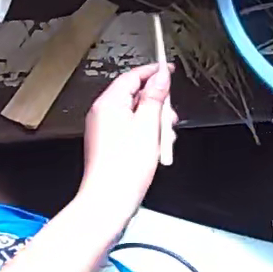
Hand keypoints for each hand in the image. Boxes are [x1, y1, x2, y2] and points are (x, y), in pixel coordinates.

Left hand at [77, 62, 176, 221]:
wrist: (108, 201)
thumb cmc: (124, 168)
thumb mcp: (148, 125)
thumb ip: (155, 97)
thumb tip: (161, 76)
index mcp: (108, 104)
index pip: (132, 76)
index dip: (153, 72)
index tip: (169, 70)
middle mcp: (102, 113)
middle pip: (134, 94)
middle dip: (157, 103)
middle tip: (170, 116)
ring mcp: (104, 129)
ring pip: (135, 113)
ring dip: (154, 121)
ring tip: (164, 138)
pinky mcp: (108, 144)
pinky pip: (130, 128)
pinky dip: (145, 133)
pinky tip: (155, 148)